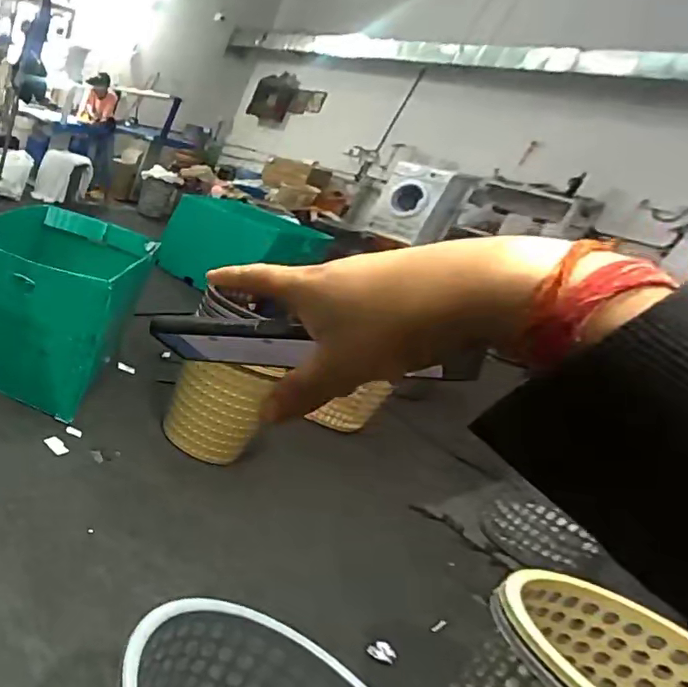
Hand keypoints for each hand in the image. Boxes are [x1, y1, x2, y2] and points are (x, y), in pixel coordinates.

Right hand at [208, 237, 656, 421]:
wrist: (475, 286)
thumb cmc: (389, 325)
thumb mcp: (342, 367)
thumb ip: (303, 391)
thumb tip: (263, 416)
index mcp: (306, 287)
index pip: (257, 280)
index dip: (233, 280)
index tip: (212, 275)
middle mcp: (334, 271)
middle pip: (299, 286)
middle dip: (287, 305)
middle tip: (277, 321)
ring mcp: (372, 270)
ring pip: (339, 294)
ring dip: (332, 316)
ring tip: (345, 347)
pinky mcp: (407, 275)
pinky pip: (372, 298)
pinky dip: (367, 317)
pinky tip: (390, 338)